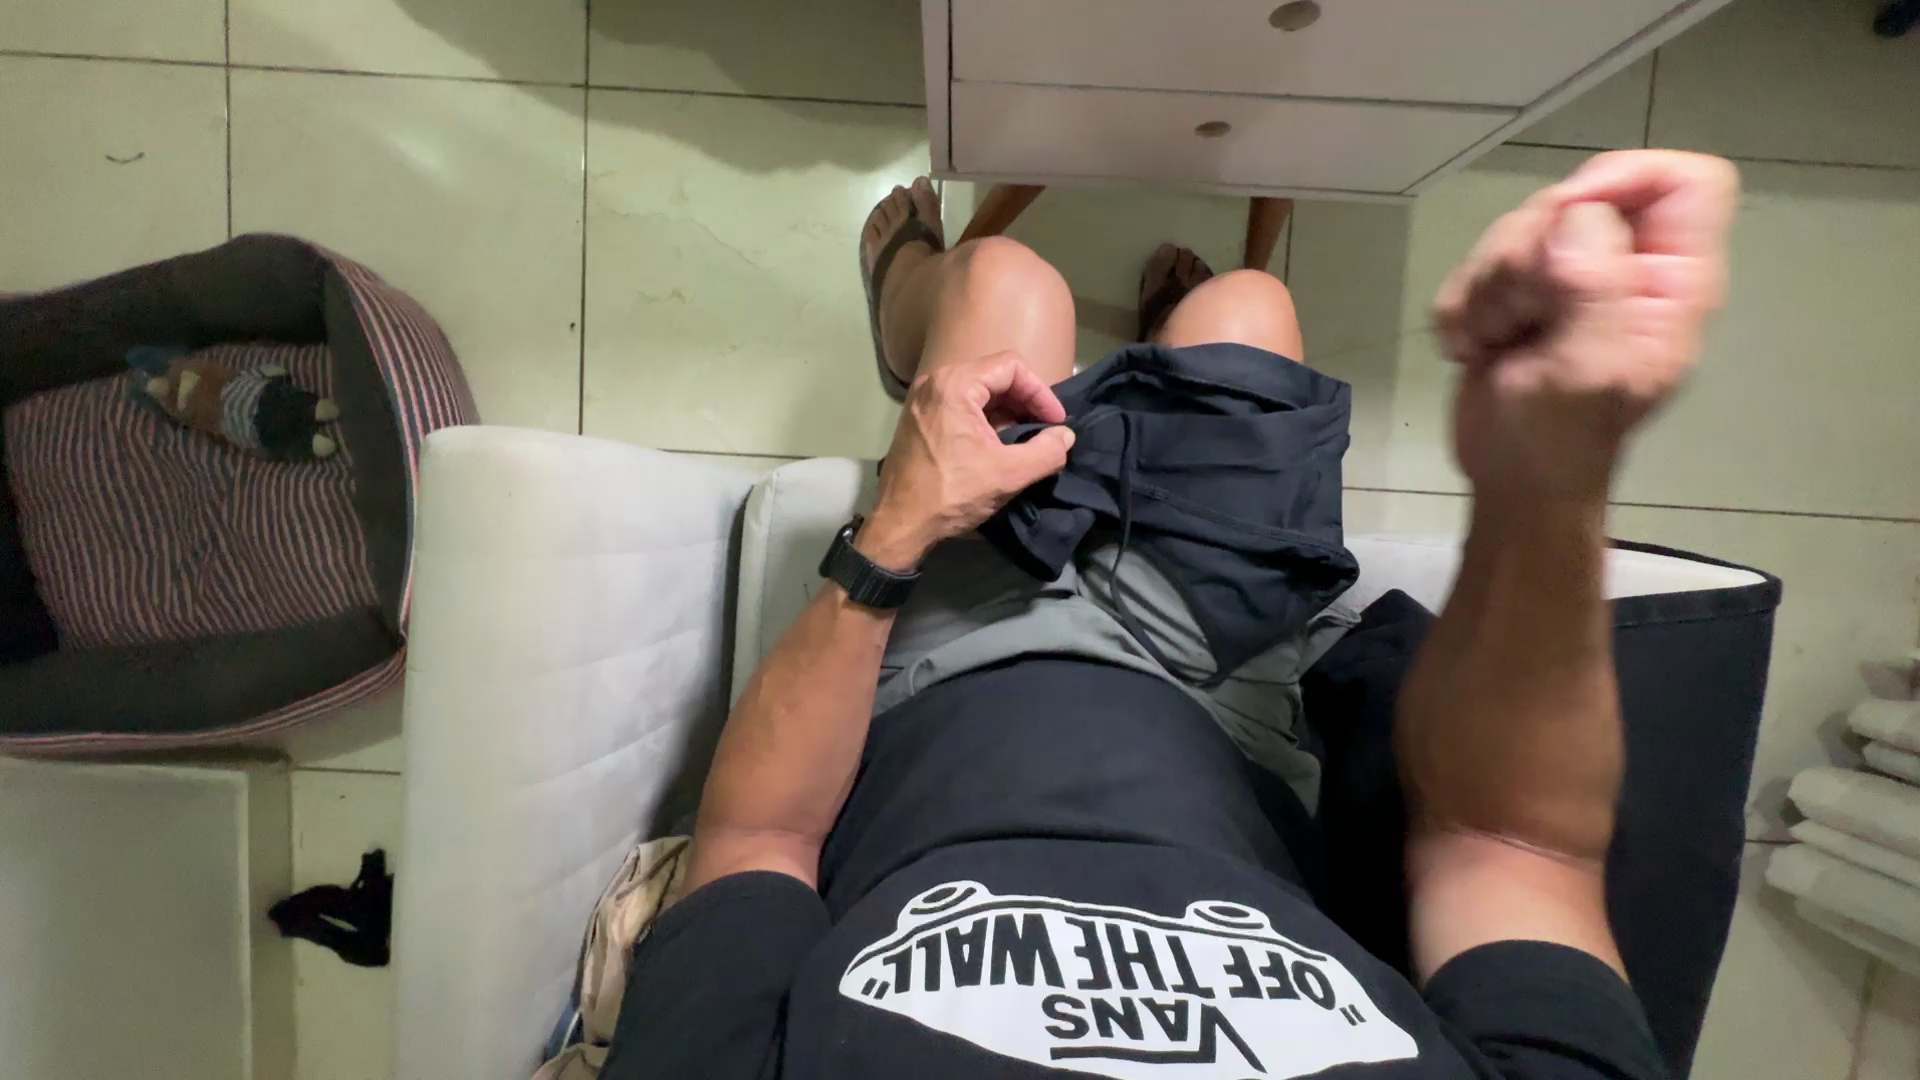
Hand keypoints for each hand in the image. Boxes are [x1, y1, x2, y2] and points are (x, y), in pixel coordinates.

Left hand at [859, 352, 1075, 569]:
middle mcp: (934, 382)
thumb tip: (1065, 437)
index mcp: (954, 385)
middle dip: (1025, 401)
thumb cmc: (951, 495)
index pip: (1011, 367)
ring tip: (1027, 439)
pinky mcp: (919, 419)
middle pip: (994, 376)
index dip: (1041, 392)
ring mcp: (923, 400)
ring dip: (1007, 412)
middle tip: (1045, 430)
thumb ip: (1046, 452)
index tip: (1056, 422)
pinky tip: (999, 445)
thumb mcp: (1007, 475)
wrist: (899, 524)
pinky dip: (985, 419)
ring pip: (978, 392)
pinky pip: (961, 406)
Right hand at [1434, 150, 1738, 500]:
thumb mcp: (1586, 370)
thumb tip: (1574, 217)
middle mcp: (1618, 269)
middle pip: (1569, 204)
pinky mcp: (1506, 303)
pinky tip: (1469, 349)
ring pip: (1509, 237)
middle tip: (1514, 319)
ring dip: (1482, 293)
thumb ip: (1595, 288)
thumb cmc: (1557, 440)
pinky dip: (1455, 312)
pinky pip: (1467, 275)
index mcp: (1666, 281)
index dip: (1622, 180)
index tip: (1561, 219)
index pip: (1682, 182)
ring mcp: (1558, 285)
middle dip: (1520, 260)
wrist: (1510, 481)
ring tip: (1492, 343)